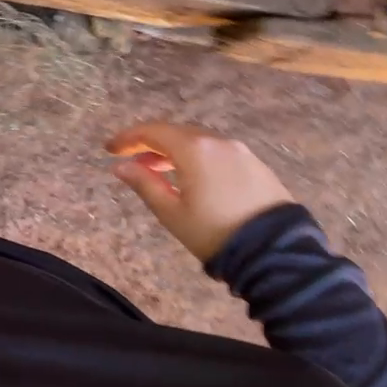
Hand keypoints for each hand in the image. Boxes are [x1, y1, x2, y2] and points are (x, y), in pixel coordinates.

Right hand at [106, 122, 295, 261]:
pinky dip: (197, 159)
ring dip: (174, 152)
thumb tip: (120, 166)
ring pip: (198, 143)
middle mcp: (218, 142)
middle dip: (150, 144)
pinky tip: (191, 178)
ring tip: (157, 171)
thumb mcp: (172, 212)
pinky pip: (217, 154)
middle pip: (176, 133)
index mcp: (194, 149)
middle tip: (131, 160)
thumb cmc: (215, 233)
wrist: (278, 254)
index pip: (152, 132)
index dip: (127, 138)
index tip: (109, 149)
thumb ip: (144, 184)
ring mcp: (242, 153)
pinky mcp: (257, 167)